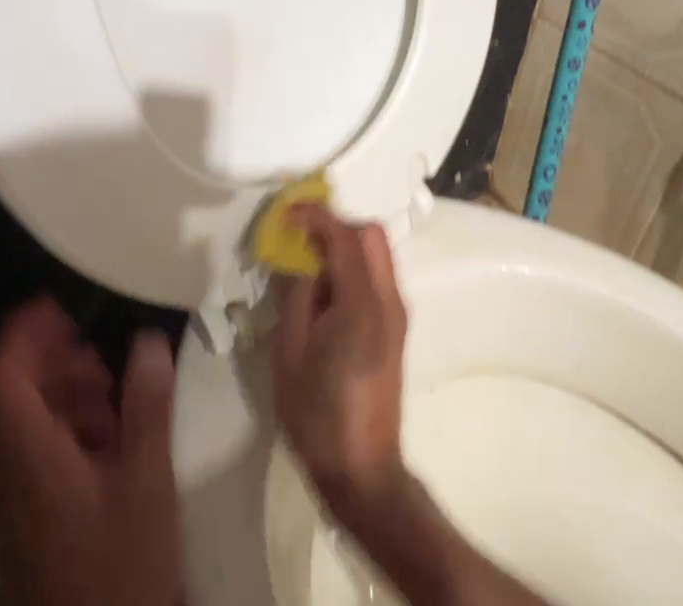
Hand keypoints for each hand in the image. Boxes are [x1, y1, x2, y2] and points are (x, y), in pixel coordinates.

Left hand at [0, 297, 182, 605]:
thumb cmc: (123, 561)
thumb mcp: (147, 480)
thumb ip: (147, 406)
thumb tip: (149, 340)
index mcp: (30, 450)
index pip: (2, 374)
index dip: (22, 332)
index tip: (56, 304)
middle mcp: (12, 466)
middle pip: (13, 392)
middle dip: (51, 359)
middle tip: (96, 349)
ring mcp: (19, 493)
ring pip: (27, 420)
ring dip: (63, 392)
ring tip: (110, 387)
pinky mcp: (33, 513)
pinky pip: (38, 450)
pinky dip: (68, 425)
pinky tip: (109, 434)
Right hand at [270, 204, 409, 517]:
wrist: (362, 466)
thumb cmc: (317, 413)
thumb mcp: (290, 350)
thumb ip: (296, 295)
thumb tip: (297, 258)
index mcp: (363, 304)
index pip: (346, 237)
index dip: (315, 217)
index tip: (284, 217)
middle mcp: (390, 300)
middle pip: (372, 235)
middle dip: (335, 225)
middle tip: (296, 238)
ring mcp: (398, 314)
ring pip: (377, 254)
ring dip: (344, 245)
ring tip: (304, 263)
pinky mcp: (395, 328)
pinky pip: (376, 277)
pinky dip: (351, 267)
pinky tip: (322, 290)